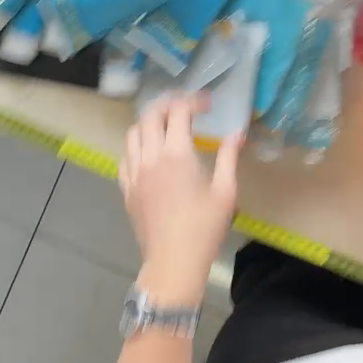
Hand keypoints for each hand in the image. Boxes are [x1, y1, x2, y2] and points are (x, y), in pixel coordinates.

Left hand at [118, 95, 240, 305]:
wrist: (173, 261)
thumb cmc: (204, 228)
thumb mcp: (225, 191)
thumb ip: (228, 157)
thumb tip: (236, 133)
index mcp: (176, 154)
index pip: (178, 111)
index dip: (193, 101)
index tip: (208, 104)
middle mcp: (150, 156)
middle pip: (150, 115)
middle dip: (168, 104)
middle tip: (185, 107)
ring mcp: (134, 172)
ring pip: (133, 133)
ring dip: (149, 122)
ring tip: (166, 126)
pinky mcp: (126, 188)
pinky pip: (125, 156)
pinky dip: (137, 145)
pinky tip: (149, 153)